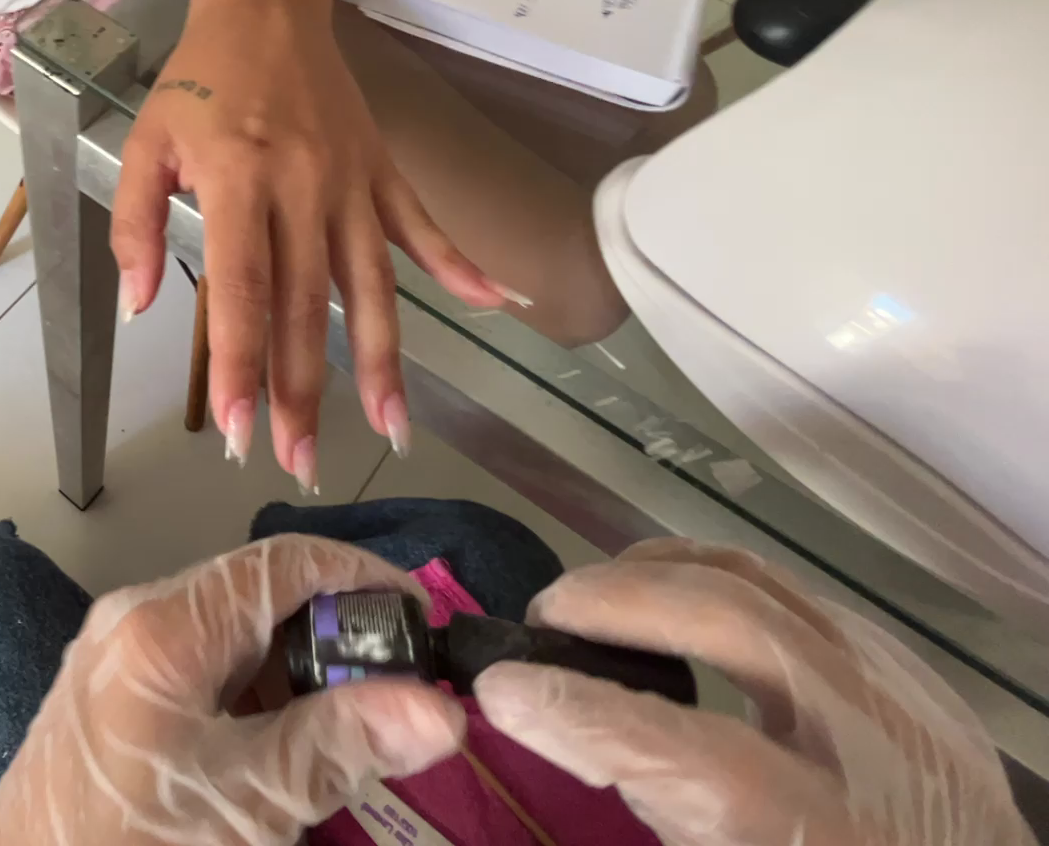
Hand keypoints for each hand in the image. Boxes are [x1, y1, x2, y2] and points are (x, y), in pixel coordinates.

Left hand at [0, 535, 463, 845]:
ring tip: (345, 706)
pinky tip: (277, 721)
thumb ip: (340, 746)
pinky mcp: (115, 662)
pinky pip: (200, 642)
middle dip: (330, 618)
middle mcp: (138, 607)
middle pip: (254, 583)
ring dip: (292, 648)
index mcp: (165, 626)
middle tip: (391, 675)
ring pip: (229, 613)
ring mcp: (120, 632)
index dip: (356, 572)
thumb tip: (441, 709)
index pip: (278, 563)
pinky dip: (251, 669)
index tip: (418, 615)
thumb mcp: (245, 804)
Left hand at [112, 0, 506, 488]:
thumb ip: (136, 224)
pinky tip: (492, 306)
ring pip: (370, 286)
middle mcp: (303, 191)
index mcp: (237, 183)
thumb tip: (141, 306)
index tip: (239, 432)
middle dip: (302, 391)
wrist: (266, 8)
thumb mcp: (145, 144)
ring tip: (391, 429)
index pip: (241, 293)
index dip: (240, 367)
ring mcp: (352, 184)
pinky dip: (457, 265)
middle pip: (306, 309)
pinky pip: (422, 225)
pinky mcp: (382, 172)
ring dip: (381, 362)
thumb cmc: (198, 81)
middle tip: (301, 460)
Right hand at [475, 539, 1033, 845]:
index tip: (498, 685)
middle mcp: (881, 748)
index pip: (688, 756)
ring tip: (587, 600)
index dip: (577, 710)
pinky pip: (770, 578)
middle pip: (729, 621)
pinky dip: (689, 571)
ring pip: (748, 577)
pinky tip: (652, 596)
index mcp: (830, 833)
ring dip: (642, 573)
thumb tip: (526, 703)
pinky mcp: (885, 652)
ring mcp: (894, 684)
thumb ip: (638, 789)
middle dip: (607, 602)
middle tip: (543, 619)